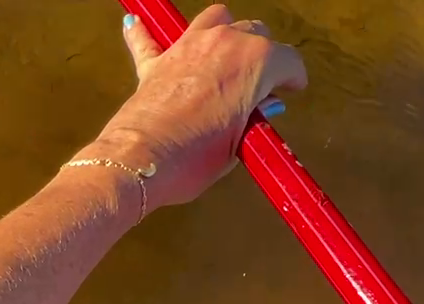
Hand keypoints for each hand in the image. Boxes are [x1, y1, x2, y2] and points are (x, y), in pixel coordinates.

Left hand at [75, 5, 306, 209]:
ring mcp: (188, 49)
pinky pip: (147, 41)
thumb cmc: (192, 160)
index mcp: (258, 61)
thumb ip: (250, 122)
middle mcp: (226, 42)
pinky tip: (132, 22)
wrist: (139, 163)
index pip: (287, 62)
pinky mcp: (154, 65)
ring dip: (221, 32)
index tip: (290, 89)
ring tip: (221, 52)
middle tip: (252, 85)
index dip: (291, 79)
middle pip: (252, 35)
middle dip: (258, 57)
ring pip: (214, 20)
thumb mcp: (235, 147)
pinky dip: (141, 33)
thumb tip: (260, 109)